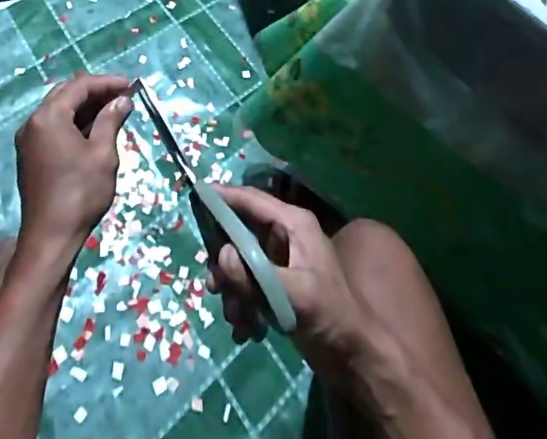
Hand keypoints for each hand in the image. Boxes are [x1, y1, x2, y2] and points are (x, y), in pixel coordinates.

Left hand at [15, 73, 133, 248]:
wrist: (50, 236)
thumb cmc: (80, 191)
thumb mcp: (103, 152)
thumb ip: (111, 120)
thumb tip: (122, 100)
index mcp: (48, 117)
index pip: (80, 86)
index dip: (107, 83)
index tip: (131, 85)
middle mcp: (33, 123)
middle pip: (66, 93)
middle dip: (96, 91)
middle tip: (123, 95)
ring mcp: (29, 140)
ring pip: (59, 109)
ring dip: (86, 106)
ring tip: (115, 109)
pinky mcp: (31, 155)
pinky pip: (54, 126)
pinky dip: (75, 121)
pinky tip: (96, 127)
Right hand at [206, 185, 370, 370]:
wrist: (349, 353)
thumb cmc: (327, 314)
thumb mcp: (291, 294)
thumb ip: (254, 275)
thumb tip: (222, 254)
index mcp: (294, 223)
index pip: (254, 201)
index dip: (225, 196)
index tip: (198, 194)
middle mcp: (286, 235)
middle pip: (241, 234)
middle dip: (226, 264)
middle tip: (216, 289)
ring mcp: (281, 259)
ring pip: (240, 263)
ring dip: (233, 291)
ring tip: (239, 319)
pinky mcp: (277, 282)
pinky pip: (248, 284)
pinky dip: (242, 305)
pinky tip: (247, 331)